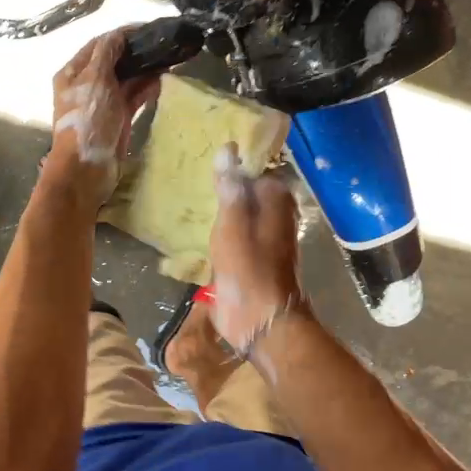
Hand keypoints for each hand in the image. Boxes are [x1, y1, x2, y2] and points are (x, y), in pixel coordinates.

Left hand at [45, 27, 158, 196]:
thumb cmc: (87, 121)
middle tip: (163, 44)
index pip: (100, 44)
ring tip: (169, 59)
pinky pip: (133, 98)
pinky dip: (147, 89)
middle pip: (114, 61)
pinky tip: (163, 81)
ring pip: (126, 80)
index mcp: (74, 73)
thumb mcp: (95, 80)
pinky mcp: (117, 120)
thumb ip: (107, 53)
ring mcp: (102, 104)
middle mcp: (87, 86)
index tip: (148, 27)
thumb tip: (119, 34)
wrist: (86, 169)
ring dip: (145, 70)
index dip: (122, 34)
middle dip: (137, 52)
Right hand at [207, 143, 308, 354]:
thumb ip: (230, 186)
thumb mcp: (232, 223)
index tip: (208, 162)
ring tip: (194, 200)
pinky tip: (202, 230)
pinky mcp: (254, 260)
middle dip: (227, 187)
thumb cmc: (248, 268)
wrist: (262, 322)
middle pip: (249, 191)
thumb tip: (228, 148)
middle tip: (195, 180)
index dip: (234, 165)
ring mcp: (266, 239)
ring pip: (242, 214)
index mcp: (276, 200)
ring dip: (222, 211)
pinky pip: (236, 236)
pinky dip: (222, 232)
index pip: (255, 169)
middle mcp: (276, 215)